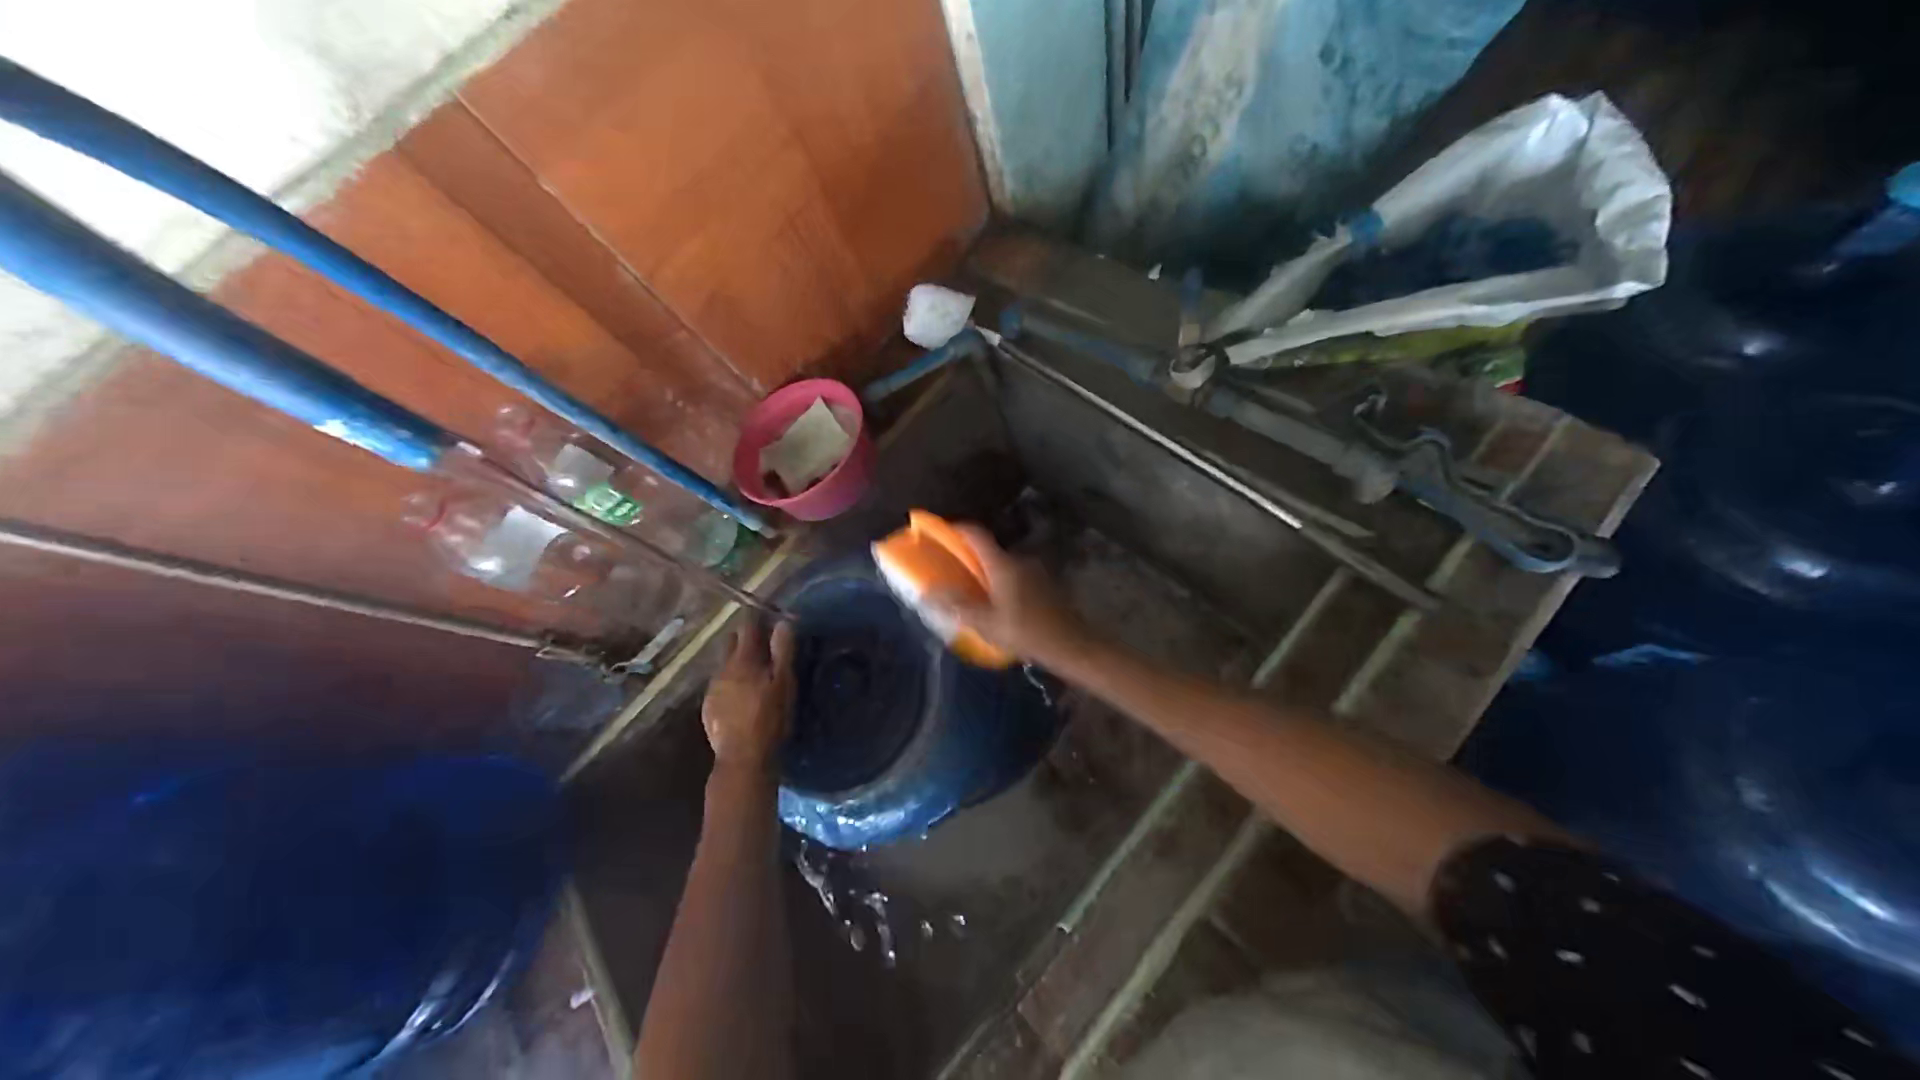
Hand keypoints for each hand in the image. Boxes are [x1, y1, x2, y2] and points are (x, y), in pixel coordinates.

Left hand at [701, 617, 795, 774]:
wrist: (742, 758)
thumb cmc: (770, 718)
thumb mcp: (784, 683)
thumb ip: (783, 651)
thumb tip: (783, 622)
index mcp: (743, 659)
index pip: (747, 627)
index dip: (757, 619)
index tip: (768, 617)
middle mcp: (723, 669)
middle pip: (732, 643)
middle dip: (745, 639)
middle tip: (763, 644)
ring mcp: (713, 688)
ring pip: (725, 665)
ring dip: (738, 664)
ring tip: (754, 673)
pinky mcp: (709, 707)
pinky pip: (721, 685)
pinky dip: (732, 684)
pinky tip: (742, 697)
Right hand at [927, 523, 1089, 664]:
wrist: (1070, 644)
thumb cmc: (1025, 632)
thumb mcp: (985, 623)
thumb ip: (956, 605)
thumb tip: (928, 592)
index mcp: (1002, 564)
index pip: (977, 534)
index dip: (957, 529)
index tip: (941, 532)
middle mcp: (1020, 560)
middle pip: (990, 549)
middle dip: (970, 556)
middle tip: (953, 569)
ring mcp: (1035, 570)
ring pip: (1004, 564)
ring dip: (988, 571)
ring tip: (974, 589)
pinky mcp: (1045, 582)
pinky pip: (1017, 575)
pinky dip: (1003, 581)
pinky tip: (999, 601)